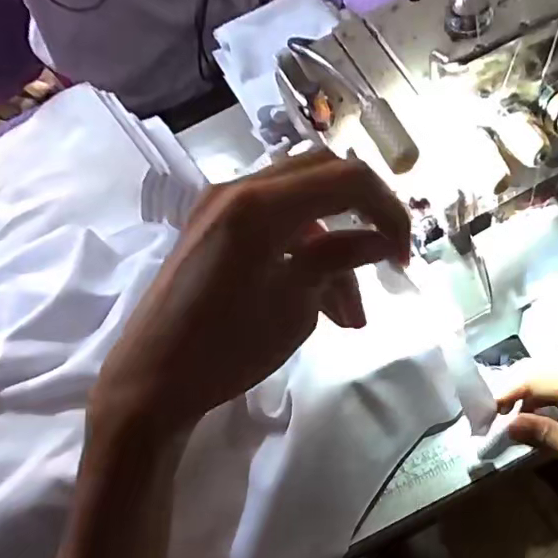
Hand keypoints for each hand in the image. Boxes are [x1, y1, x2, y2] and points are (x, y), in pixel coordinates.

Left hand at [91, 150, 409, 435]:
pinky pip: (277, 226)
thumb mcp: (295, 306)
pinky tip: (323, 306)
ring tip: (352, 318)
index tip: (404, 256)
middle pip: (325, 177)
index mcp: (260, 206)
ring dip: (336, 251)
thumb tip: (384, 241)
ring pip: (303, 208)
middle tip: (388, 259)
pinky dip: (307, 255)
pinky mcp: (216, 229)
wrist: (153, 380)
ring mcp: (223, 207)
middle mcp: (240, 189)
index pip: (347, 180)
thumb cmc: (226, 348)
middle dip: (365, 218)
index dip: (388, 211)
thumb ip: (340, 261)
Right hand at [501, 367, 557, 515]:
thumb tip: (508, 423)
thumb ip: (545, 435)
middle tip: (493, 421)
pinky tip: (534, 427)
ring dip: (529, 404)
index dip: (508, 395)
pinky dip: (544, 410)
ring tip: (509, 426)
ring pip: (551, 388)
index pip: (536, 380)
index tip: (487, 416)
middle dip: (516, 397)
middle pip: (542, 379)